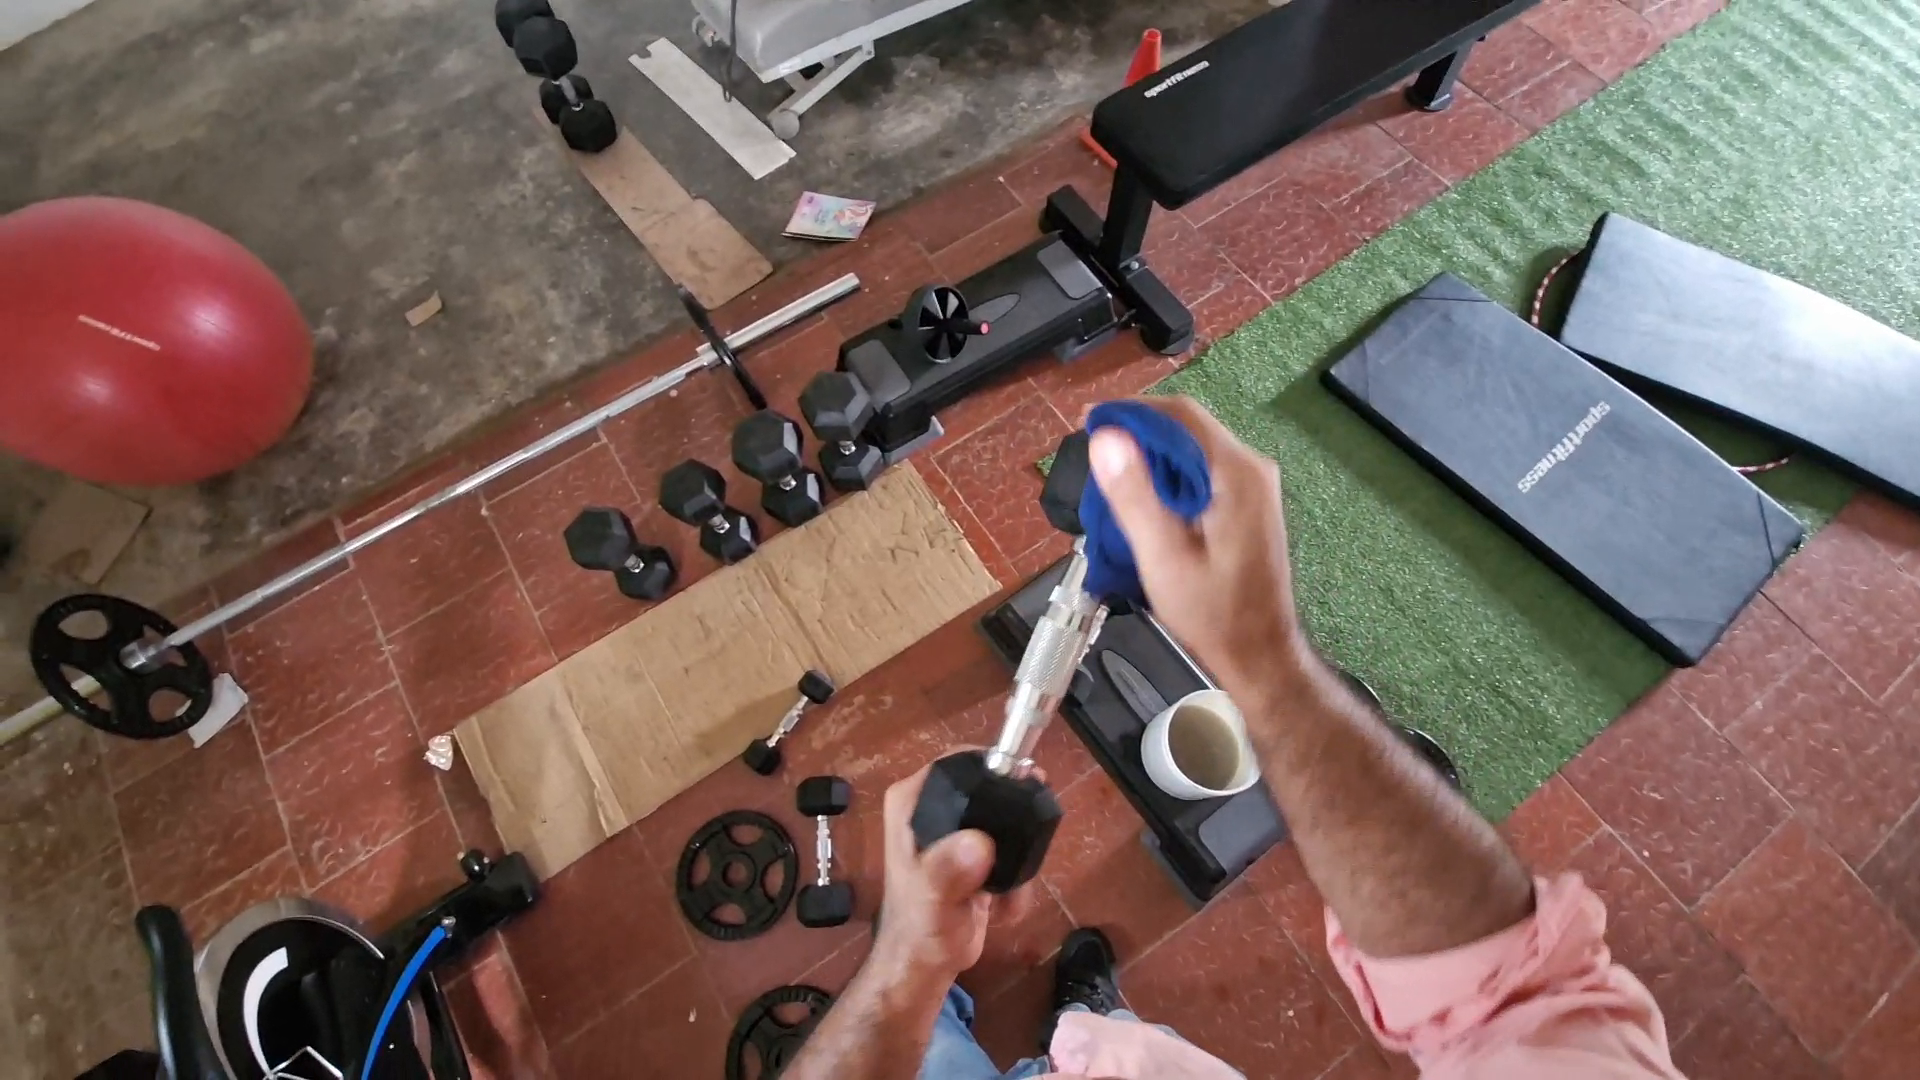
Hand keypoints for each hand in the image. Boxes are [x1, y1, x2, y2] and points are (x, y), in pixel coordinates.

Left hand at [868, 763, 1038, 985]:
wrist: (924, 970)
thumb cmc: (920, 930)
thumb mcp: (933, 897)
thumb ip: (949, 870)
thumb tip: (979, 845)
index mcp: (912, 800)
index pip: (957, 761)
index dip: (992, 765)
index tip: (1026, 782)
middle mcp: (931, 807)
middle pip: (987, 787)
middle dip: (1013, 821)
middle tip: (1029, 845)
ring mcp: (953, 830)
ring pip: (1003, 820)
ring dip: (1016, 857)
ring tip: (1008, 893)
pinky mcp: (971, 853)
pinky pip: (1007, 848)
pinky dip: (1014, 877)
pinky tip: (1003, 906)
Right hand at [1087, 396, 1307, 693]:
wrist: (1258, 655)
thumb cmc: (1211, 614)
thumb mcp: (1162, 556)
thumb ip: (1134, 494)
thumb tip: (1105, 437)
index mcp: (1235, 473)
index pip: (1179, 415)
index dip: (1129, 411)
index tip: (1087, 422)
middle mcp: (1251, 468)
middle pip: (1187, 426)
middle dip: (1137, 430)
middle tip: (1093, 448)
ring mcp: (1252, 485)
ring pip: (1192, 447)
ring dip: (1149, 451)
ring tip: (1108, 470)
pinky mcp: (1246, 502)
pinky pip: (1200, 469)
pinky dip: (1166, 471)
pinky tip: (1140, 492)